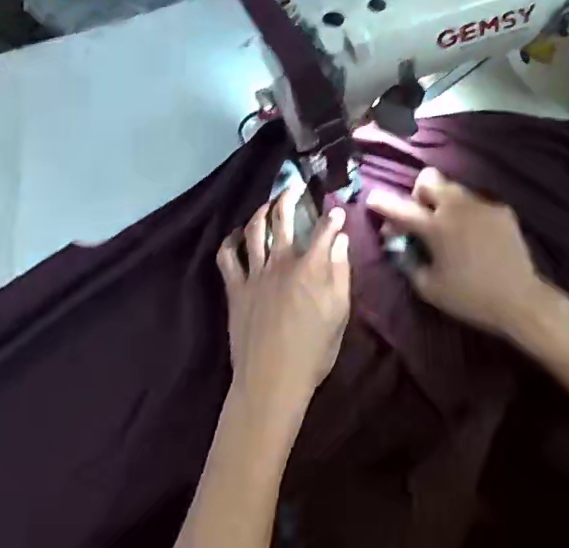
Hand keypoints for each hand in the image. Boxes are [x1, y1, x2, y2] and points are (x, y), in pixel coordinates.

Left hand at [217, 183, 351, 414]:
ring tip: (268, 204)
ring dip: (261, 211)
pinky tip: (236, 235)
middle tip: (294, 187)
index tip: (338, 210)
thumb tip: (340, 240)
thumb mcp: (339, 312)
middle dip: (290, 197)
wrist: (271, 382)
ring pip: (253, 230)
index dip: (333, 216)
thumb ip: (340, 272)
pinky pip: (227, 257)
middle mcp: (281, 261)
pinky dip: (230, 241)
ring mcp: (255, 274)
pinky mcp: (235, 289)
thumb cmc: (314, 350)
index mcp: (311, 266)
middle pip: (283, 218)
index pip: (324, 229)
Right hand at [365, 169, 557, 339]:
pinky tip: (477, 237)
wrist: (520, 299)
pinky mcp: (501, 209)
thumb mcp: (429, 287)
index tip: (373, 198)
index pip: (401, 208)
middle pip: (429, 178)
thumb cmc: (469, 298)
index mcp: (436, 227)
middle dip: (419, 192)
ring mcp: (482, 204)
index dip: (382, 202)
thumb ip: (407, 259)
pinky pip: (477, 203)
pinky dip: (469, 214)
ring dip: (445, 202)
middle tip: (422, 214)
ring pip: (455, 189)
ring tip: (451, 227)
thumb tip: (396, 239)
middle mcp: (457, 207)